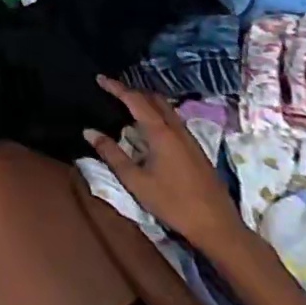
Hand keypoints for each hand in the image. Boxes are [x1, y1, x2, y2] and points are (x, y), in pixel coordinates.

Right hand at [85, 76, 247, 251]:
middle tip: (113, 89)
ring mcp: (191, 141)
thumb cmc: (172, 202)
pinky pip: (174, 122)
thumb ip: (111, 153)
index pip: (136, 101)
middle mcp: (177, 131)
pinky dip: (158, 114)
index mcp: (161, 134)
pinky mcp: (196, 151)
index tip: (100, 78)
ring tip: (128, 104)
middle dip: (134, 90)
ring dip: (147, 102)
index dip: (117, 88)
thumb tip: (89, 131)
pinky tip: (150, 127)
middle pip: (156, 100)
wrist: (217, 226)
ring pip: (168, 110)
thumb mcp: (134, 180)